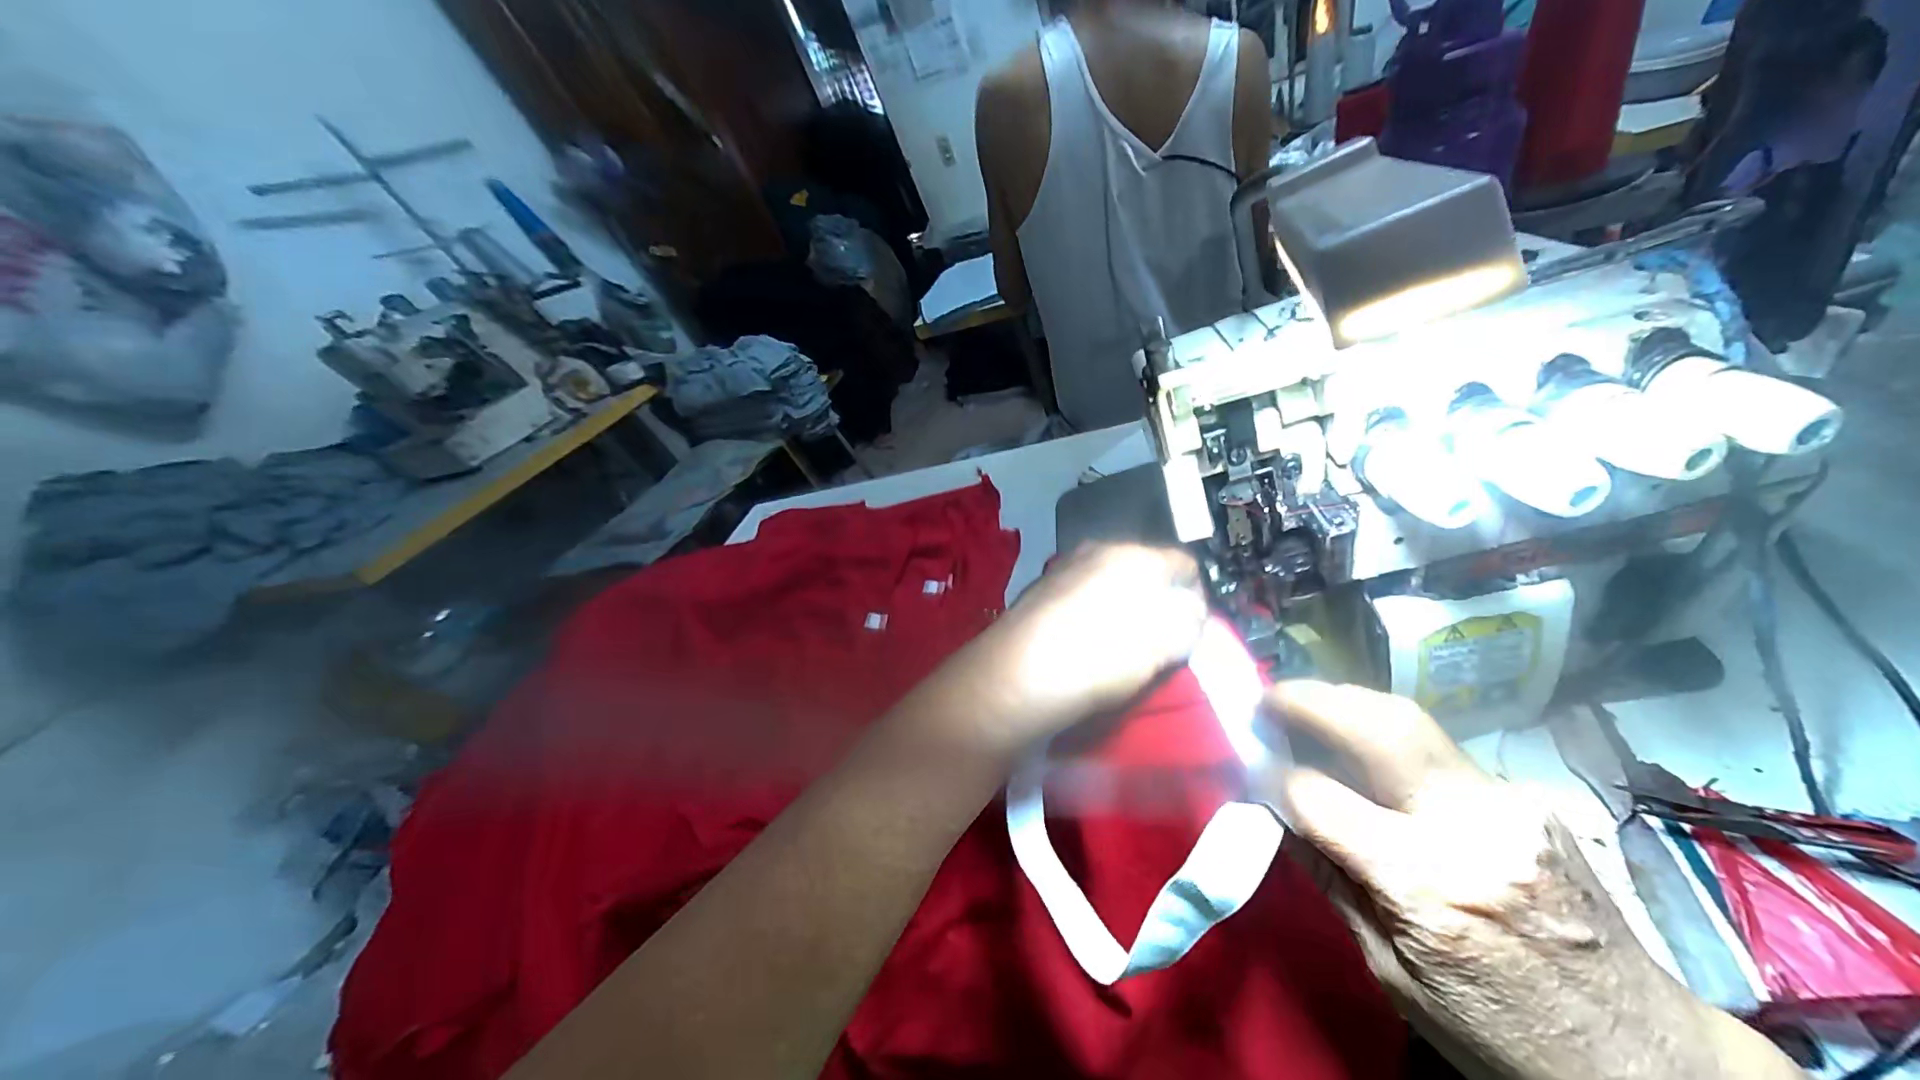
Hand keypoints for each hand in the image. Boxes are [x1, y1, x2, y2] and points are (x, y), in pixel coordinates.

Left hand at [922, 544, 1207, 761]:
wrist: (1011, 678)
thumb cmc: (1095, 660)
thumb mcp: (1159, 648)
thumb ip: (1186, 622)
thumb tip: (1188, 611)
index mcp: (1132, 556)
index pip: (1184, 564)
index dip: (1197, 596)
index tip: (1194, 629)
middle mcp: (1095, 550)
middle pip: (1143, 570)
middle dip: (1157, 600)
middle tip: (1159, 640)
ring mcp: (1061, 568)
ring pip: (1108, 581)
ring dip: (1121, 605)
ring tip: (1118, 645)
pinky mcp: (1037, 590)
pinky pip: (1079, 595)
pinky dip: (1089, 612)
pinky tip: (1081, 643)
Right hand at [1260, 682, 1760, 1079]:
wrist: (1642, 1058)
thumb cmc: (1498, 1031)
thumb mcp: (1392, 972)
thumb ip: (1331, 879)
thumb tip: (1276, 812)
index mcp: (1428, 886)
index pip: (1319, 797)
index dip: (1271, 774)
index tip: (1244, 761)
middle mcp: (1473, 829)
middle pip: (1379, 726)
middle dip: (1309, 699)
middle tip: (1266, 697)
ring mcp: (1511, 806)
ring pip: (1411, 723)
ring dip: (1346, 705)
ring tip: (1304, 707)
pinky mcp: (1529, 801)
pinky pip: (1440, 752)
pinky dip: (1387, 740)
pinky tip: (1365, 753)